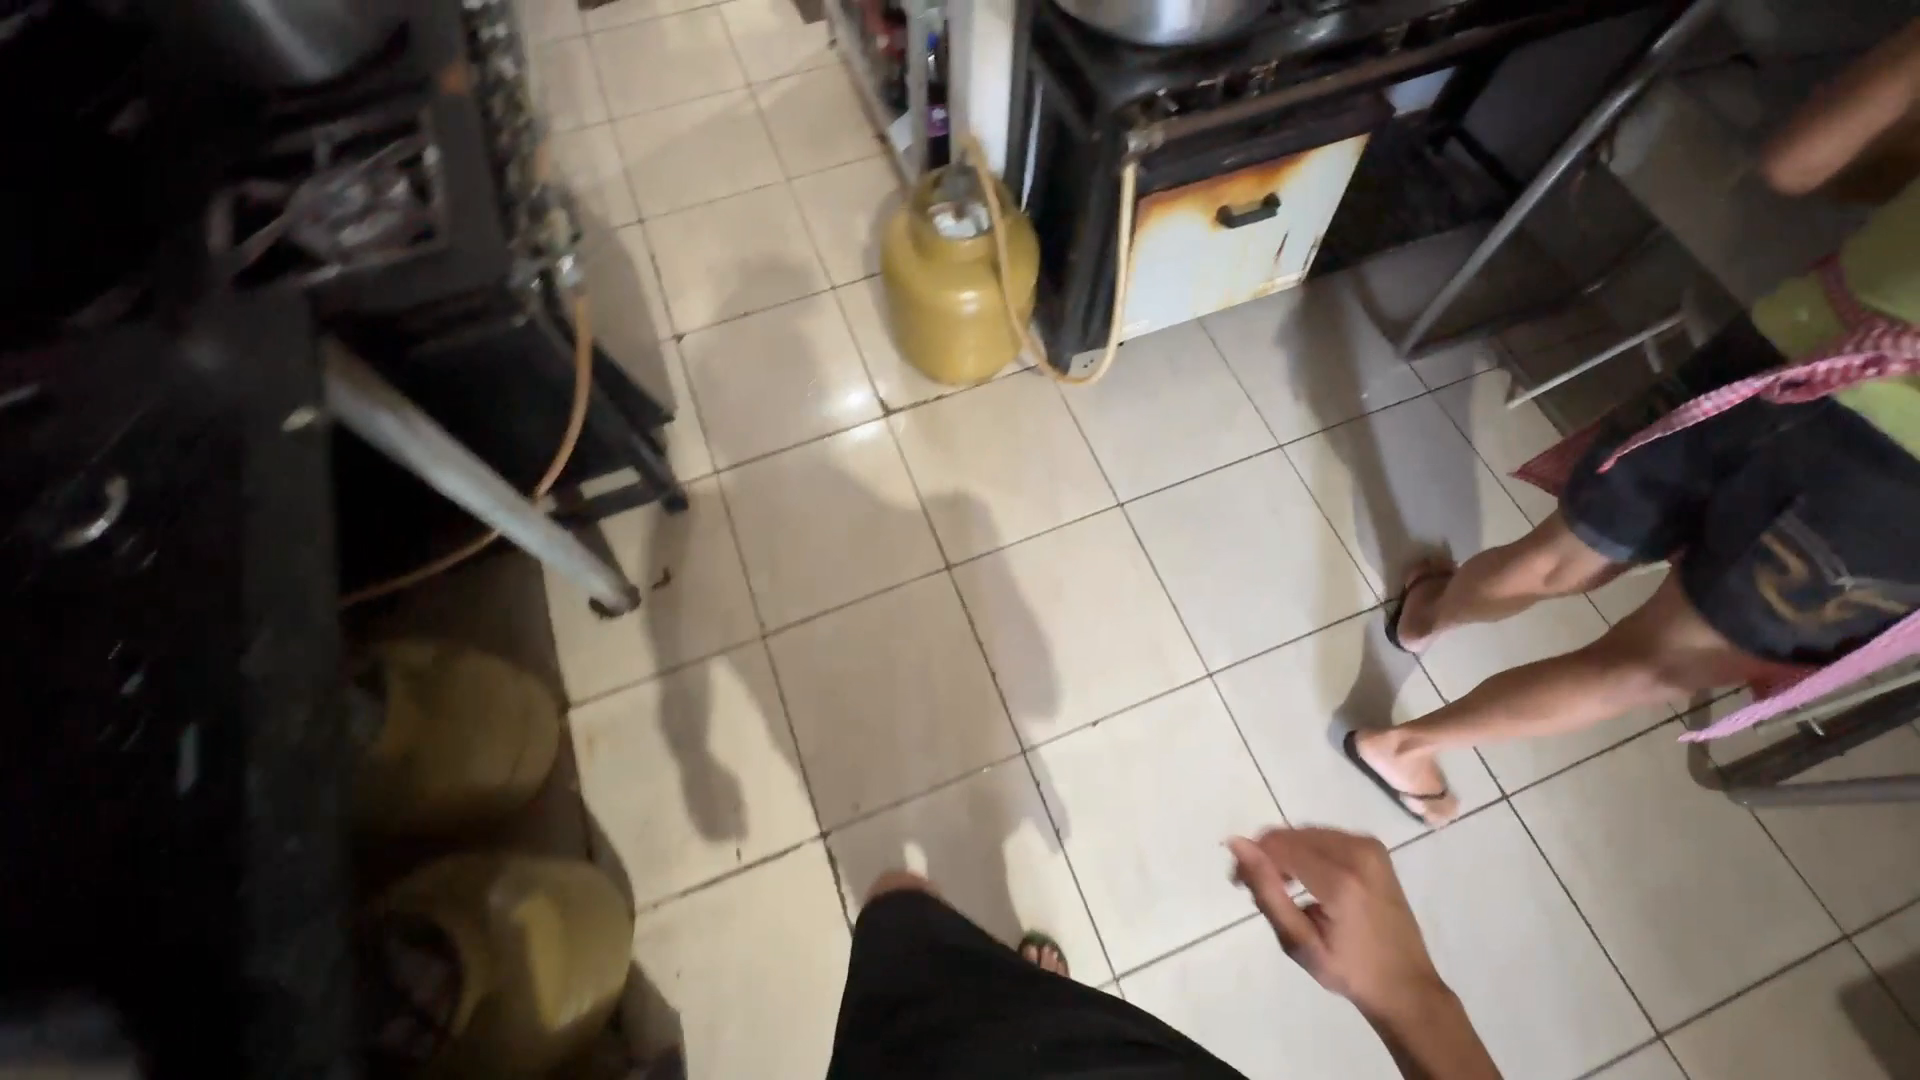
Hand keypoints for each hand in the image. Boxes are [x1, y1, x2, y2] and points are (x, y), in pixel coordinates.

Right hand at [1228, 827, 1448, 1021]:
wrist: (1406, 985)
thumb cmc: (1349, 971)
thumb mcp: (1298, 941)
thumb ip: (1266, 890)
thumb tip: (1236, 843)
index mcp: (1341, 880)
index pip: (1277, 846)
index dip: (1252, 859)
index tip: (1239, 884)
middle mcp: (1357, 852)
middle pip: (1290, 836)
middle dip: (1268, 856)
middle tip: (1262, 891)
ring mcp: (1369, 847)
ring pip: (1304, 833)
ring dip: (1286, 854)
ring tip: (1284, 888)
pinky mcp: (1373, 847)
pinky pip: (1322, 836)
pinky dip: (1306, 852)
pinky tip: (1308, 880)